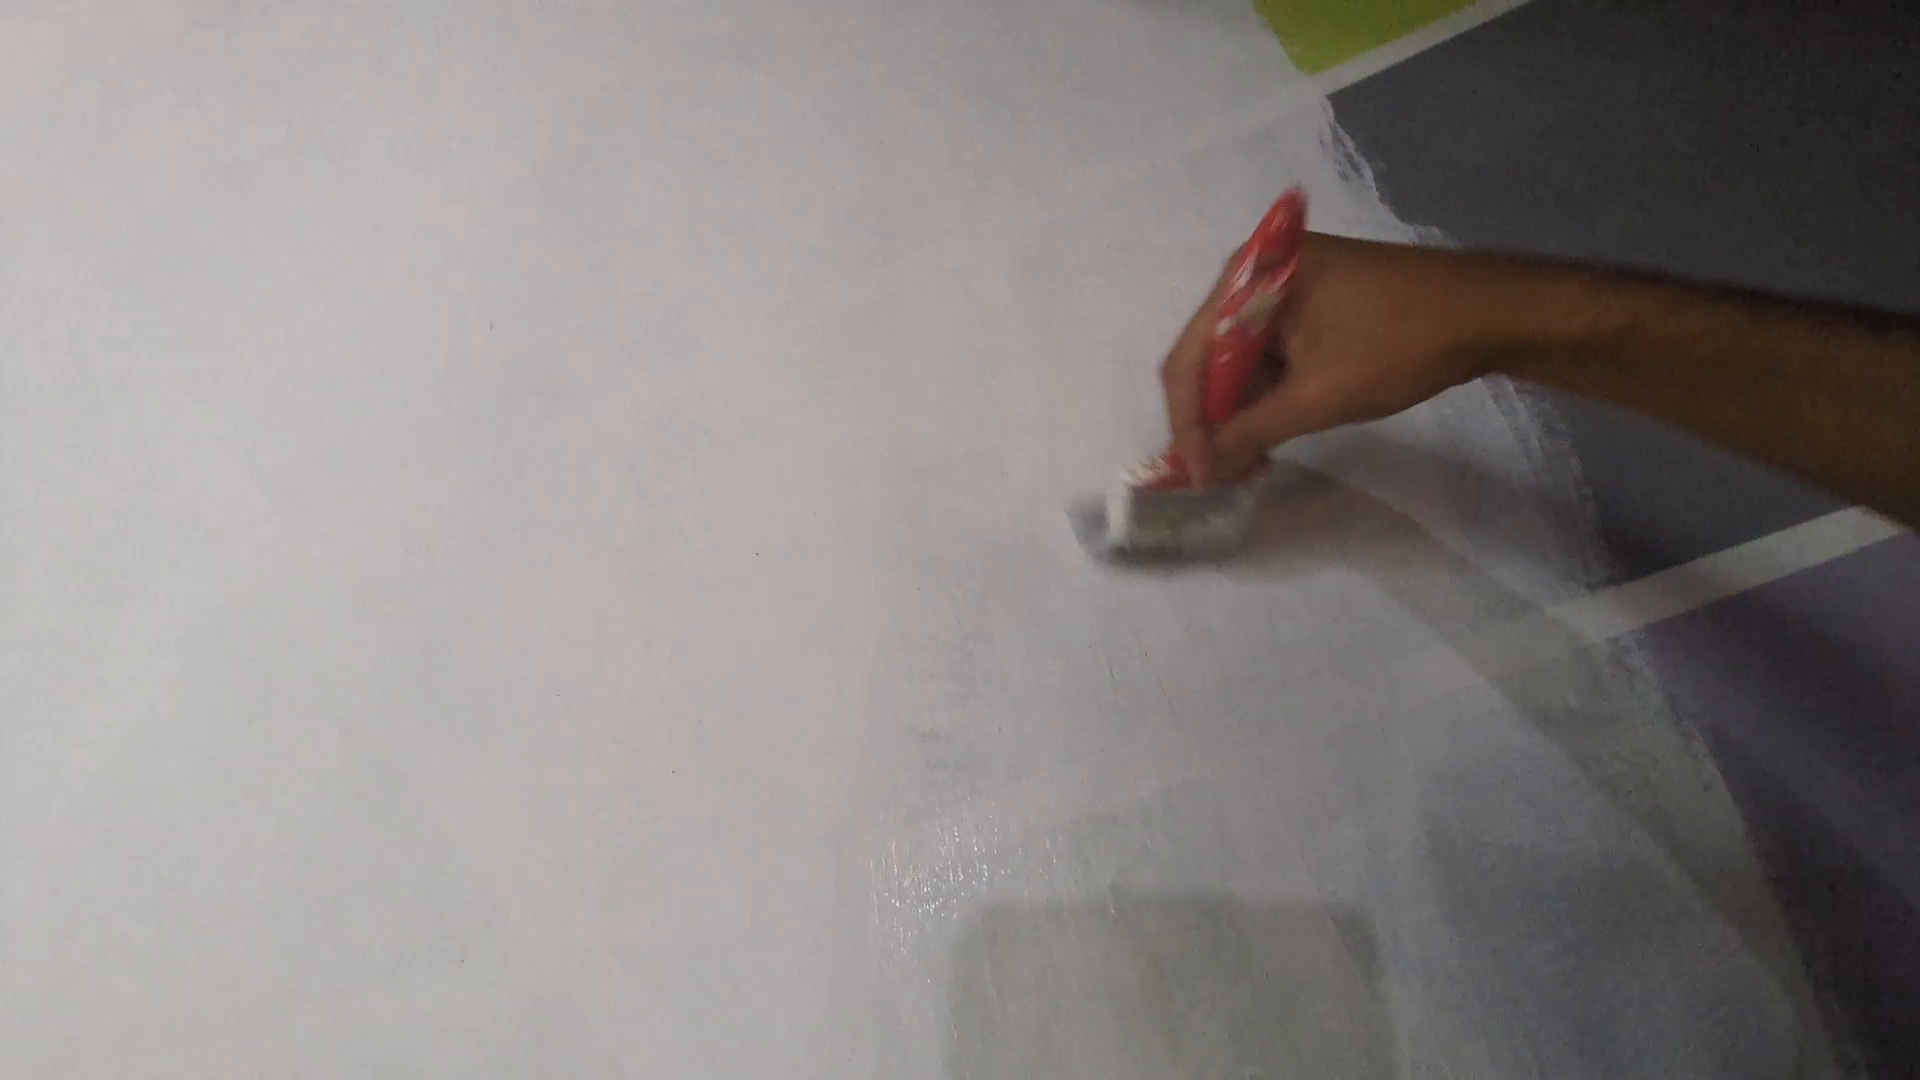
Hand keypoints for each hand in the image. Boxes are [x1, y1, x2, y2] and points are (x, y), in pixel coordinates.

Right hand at [1161, 233, 1499, 484]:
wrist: (1496, 311)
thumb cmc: (1401, 344)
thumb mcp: (1316, 398)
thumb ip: (1248, 434)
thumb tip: (1201, 471)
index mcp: (1246, 280)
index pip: (1188, 361)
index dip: (1187, 423)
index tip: (1194, 474)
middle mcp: (1252, 277)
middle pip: (1206, 360)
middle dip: (1210, 420)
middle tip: (1216, 472)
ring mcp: (1279, 289)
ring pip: (1235, 363)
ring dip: (1237, 414)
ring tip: (1243, 461)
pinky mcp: (1305, 305)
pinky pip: (1265, 357)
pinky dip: (1263, 397)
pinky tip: (1267, 434)